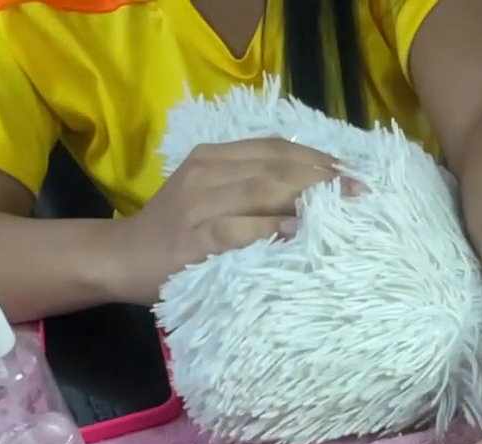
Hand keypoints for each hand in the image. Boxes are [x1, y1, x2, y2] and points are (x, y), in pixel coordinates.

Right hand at [118, 138, 348, 303]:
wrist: (121, 257)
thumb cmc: (174, 235)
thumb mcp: (209, 198)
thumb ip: (249, 190)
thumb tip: (308, 196)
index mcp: (213, 158)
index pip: (274, 148)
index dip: (317, 157)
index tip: (352, 172)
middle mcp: (207, 173)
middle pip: (275, 165)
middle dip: (323, 177)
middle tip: (360, 192)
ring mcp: (199, 206)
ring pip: (261, 189)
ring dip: (306, 196)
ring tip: (342, 207)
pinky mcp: (194, 240)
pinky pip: (238, 229)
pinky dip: (270, 229)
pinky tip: (297, 231)